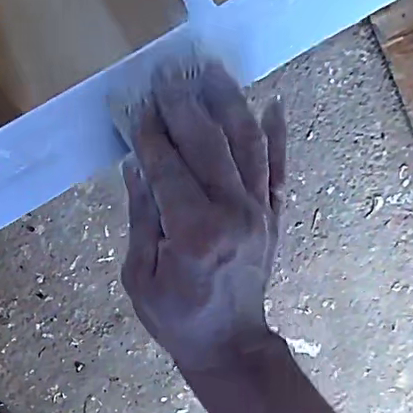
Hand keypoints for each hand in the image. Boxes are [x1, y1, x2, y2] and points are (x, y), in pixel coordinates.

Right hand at [120, 60, 286, 376]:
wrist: (228, 343)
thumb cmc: (173, 316)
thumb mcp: (139, 274)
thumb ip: (141, 217)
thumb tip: (136, 165)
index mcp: (193, 232)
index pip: (168, 168)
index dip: (149, 134)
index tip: (134, 103)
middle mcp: (232, 212)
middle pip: (208, 145)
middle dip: (184, 105)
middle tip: (167, 73)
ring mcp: (259, 210)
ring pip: (246, 144)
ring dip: (228, 103)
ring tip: (212, 69)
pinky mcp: (272, 214)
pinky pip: (277, 166)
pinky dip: (276, 133)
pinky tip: (272, 103)